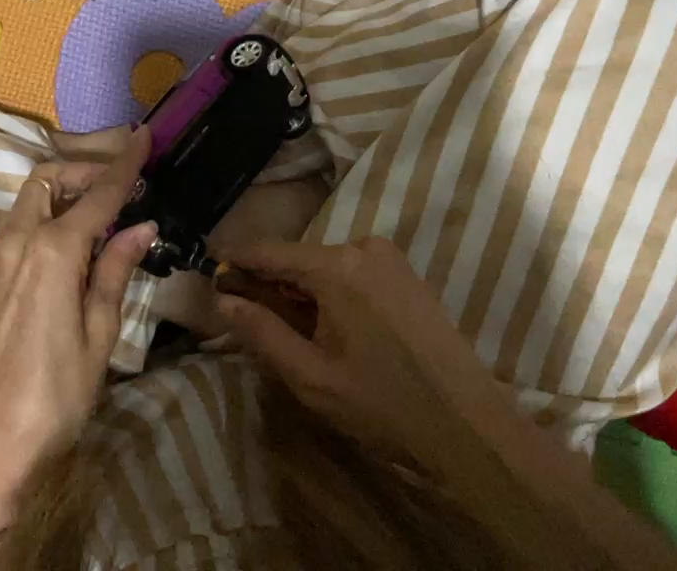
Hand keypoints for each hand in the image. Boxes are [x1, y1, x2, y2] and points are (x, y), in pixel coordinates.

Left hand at [0, 132, 157, 539]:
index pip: (97, 195)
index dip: (124, 166)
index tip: (143, 138)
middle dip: (85, 172)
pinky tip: (69, 247)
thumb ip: (115, 269)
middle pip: (49, 180)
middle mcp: (16, 240)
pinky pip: (16, 227)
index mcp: (52, 251)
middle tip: (121, 186)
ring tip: (101, 217)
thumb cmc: (59, 392)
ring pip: (29, 200)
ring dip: (63, 194)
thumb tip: (142, 225)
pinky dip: (45, 218)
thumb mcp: (100, 331)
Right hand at [215, 237, 676, 570]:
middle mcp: (362, 247)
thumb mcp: (310, 376)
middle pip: (296, 258)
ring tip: (283, 327)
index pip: (267, 251)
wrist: (473, 430)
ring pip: (323, 266)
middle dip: (266, 281)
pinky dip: (328, 292)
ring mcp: (390, 259)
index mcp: (336, 266)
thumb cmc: (384, 405)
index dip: (232, 257)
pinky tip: (325, 326)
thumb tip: (221, 297)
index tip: (202, 262)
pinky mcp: (407, 276)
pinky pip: (351, 273)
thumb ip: (260, 331)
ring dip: (298, 290)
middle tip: (239, 309)